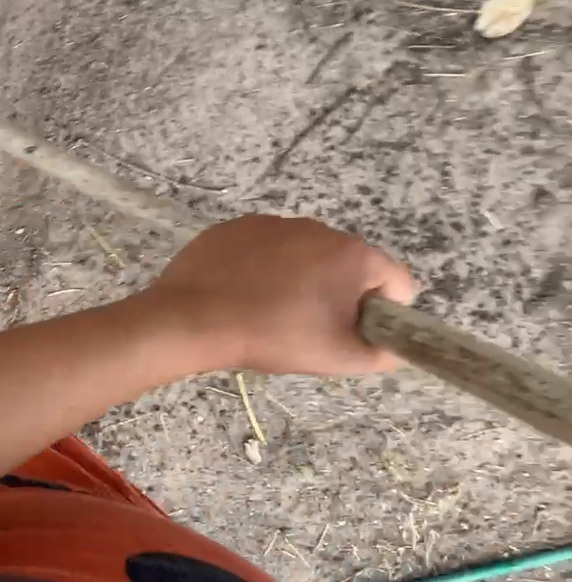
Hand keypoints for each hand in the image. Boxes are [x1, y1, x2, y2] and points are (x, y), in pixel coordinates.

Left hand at [146, 214, 418, 374]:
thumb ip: (385, 352)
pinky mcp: (226, 229)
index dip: (381, 312)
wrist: (189, 319)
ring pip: (300, 254)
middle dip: (335, 291)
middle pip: (345, 265)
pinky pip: (258, 248)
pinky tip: (238, 289)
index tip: (348, 330)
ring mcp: (265, 225)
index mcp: (353, 254)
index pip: (393, 283)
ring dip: (295, 276)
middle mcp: (313, 228)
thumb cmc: (272, 335)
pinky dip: (256, 265)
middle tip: (303, 321)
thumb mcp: (343, 356)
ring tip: (265, 305)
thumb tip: (392, 345)